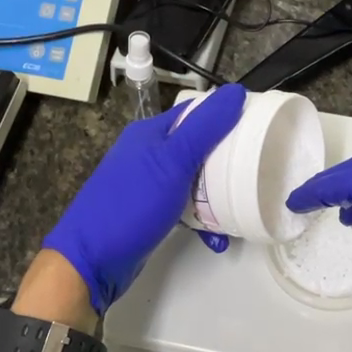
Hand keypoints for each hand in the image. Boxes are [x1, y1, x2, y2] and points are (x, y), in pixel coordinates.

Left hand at [43, 84, 246, 313]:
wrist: (91, 260)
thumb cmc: (132, 204)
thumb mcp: (174, 161)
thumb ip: (205, 127)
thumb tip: (236, 91)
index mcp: (151, 132)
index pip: (197, 112)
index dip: (227, 114)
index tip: (260, 126)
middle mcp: (148, 152)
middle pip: (197, 145)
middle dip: (226, 157)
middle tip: (257, 167)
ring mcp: (147, 183)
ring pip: (193, 176)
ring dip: (216, 190)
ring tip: (242, 202)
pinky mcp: (149, 210)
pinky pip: (183, 204)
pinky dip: (201, 214)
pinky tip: (217, 233)